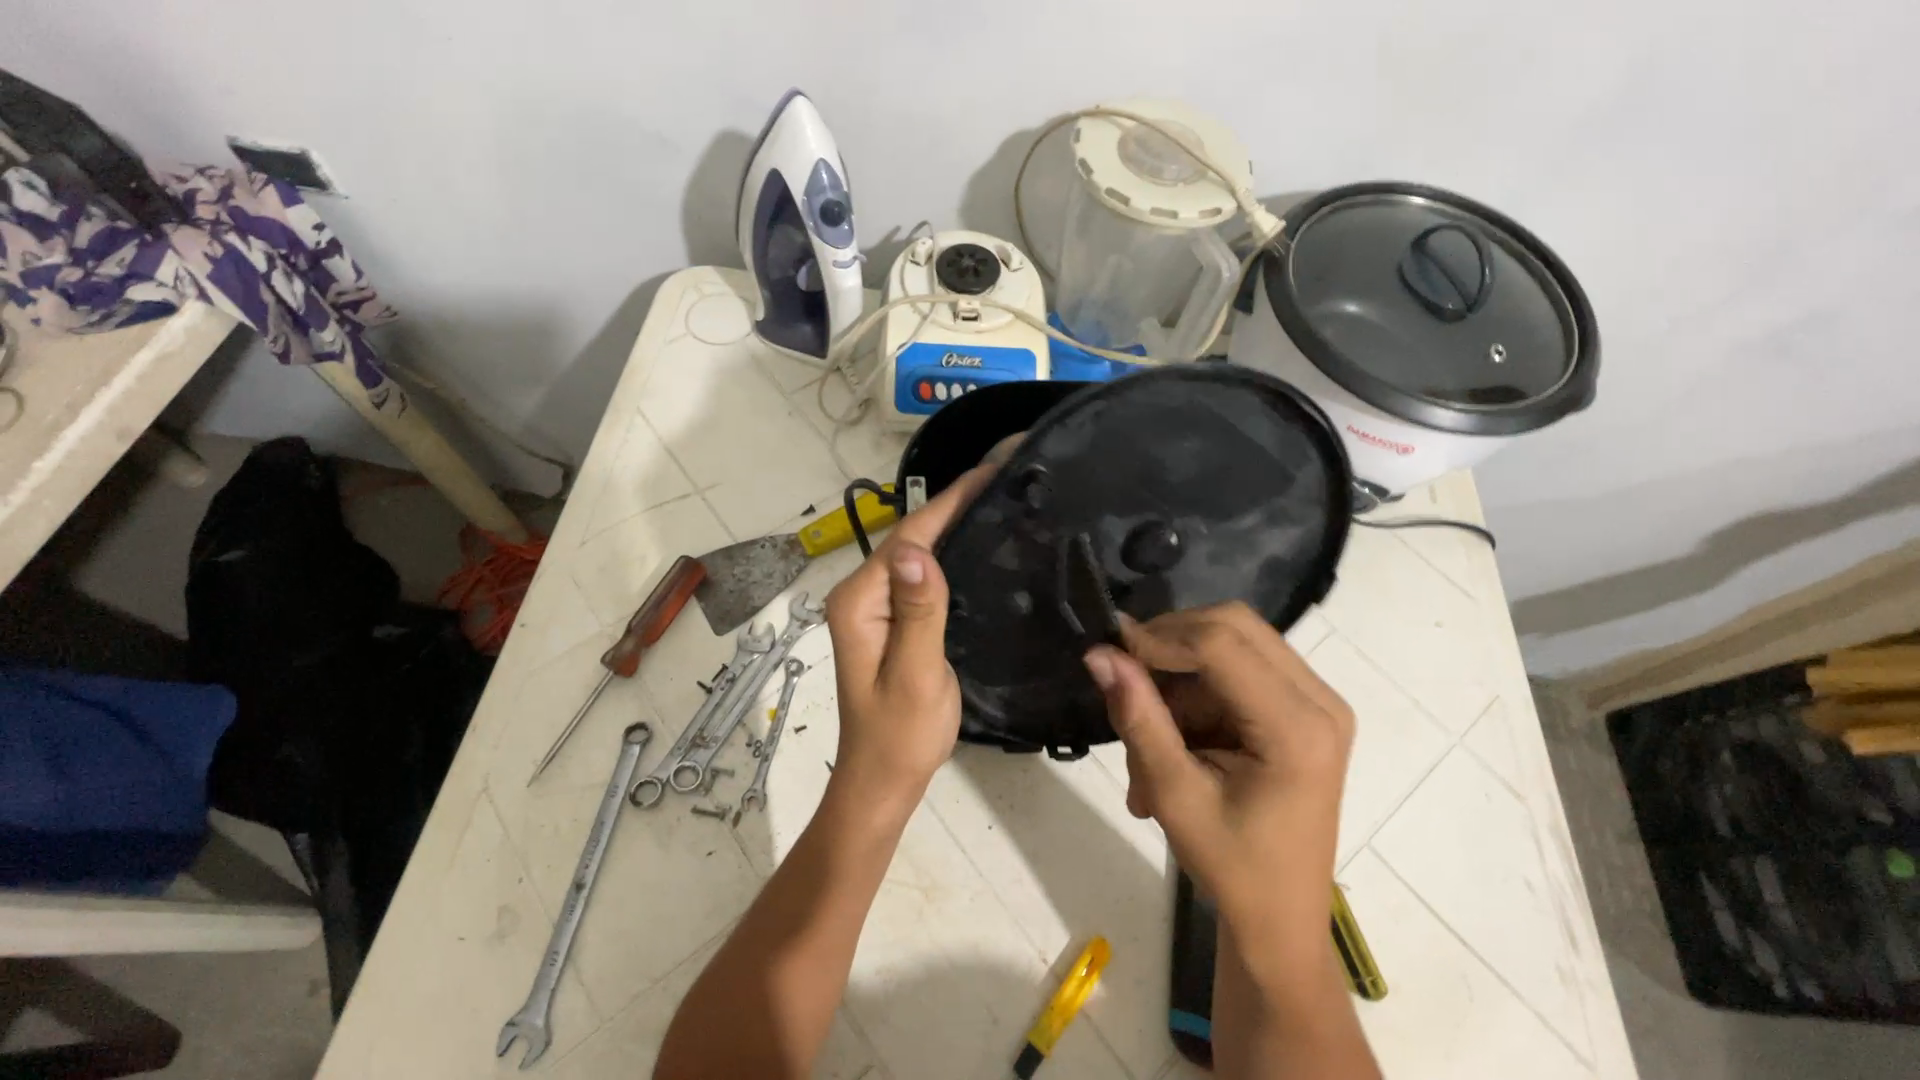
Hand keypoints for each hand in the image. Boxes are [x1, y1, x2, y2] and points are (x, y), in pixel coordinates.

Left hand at [823, 464, 995, 803]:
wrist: (882, 781)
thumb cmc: (900, 736)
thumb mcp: (913, 676)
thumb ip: (917, 612)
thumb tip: (918, 549)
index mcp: (860, 601)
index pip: (909, 537)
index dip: (950, 501)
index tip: (994, 470)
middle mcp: (861, 595)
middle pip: (911, 538)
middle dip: (956, 504)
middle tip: (1008, 477)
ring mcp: (875, 608)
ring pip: (918, 554)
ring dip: (954, 525)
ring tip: (1002, 500)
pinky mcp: (892, 621)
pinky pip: (922, 577)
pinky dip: (951, 555)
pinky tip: (980, 547)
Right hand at [1083, 603, 1353, 952]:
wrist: (1280, 918)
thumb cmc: (1232, 866)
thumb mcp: (1174, 794)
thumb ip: (1138, 718)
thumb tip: (1099, 654)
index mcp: (1297, 727)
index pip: (1221, 644)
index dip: (1158, 639)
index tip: (1107, 657)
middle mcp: (1320, 701)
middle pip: (1233, 627)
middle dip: (1170, 646)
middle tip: (1125, 683)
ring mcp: (1318, 703)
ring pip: (1233, 645)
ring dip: (1180, 680)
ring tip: (1148, 746)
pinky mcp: (1306, 710)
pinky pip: (1239, 671)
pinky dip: (1197, 697)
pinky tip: (1174, 747)